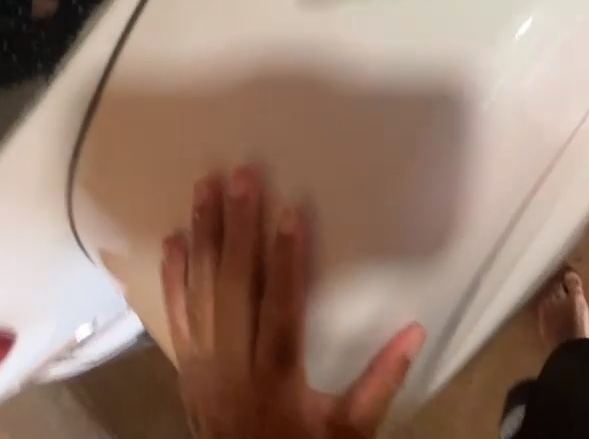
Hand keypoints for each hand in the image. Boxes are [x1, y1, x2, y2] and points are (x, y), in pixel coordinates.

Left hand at [164, 167, 426, 438]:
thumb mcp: (349, 430)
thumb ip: (381, 381)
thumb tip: (416, 330)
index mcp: (276, 378)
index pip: (281, 309)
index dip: (286, 259)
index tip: (290, 211)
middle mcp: (233, 366)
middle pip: (234, 288)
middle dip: (239, 226)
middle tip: (241, 176)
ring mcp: (202, 366)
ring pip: (201, 291)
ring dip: (204, 235)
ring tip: (205, 187)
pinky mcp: (185, 367)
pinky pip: (176, 316)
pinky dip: (173, 276)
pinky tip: (172, 239)